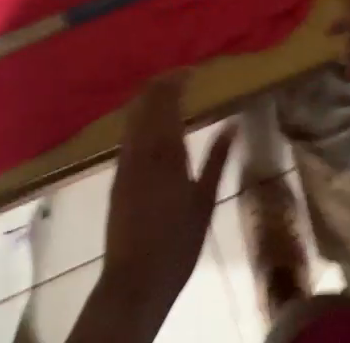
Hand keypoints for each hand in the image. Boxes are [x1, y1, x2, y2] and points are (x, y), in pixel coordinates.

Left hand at [96, 72, 235, 322]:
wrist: (135, 278)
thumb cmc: (178, 244)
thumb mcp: (205, 202)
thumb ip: (217, 159)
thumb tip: (232, 124)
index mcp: (167, 152)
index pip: (167, 101)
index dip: (176, 81)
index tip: (191, 71)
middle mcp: (141, 149)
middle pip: (145, 102)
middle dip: (160, 84)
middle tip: (180, 76)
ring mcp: (125, 161)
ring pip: (132, 116)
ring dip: (147, 98)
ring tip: (166, 92)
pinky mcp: (117, 175)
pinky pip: (126, 133)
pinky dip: (138, 118)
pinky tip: (149, 122)